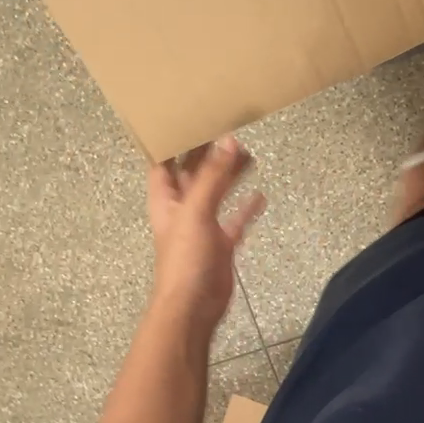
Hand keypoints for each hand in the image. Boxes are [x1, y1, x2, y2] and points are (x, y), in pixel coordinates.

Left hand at [147, 136, 266, 330]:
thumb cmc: (185, 259)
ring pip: (217, 193)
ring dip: (229, 175)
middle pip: (194, 173)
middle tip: (227, 126)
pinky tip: (260, 196)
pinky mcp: (221, 244)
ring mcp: (203, 226)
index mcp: (166, 199)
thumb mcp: (196, 211)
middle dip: (207, 153)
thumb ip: (213, 177)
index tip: (187, 115)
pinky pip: (235, 220)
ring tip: (247, 153)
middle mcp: (183, 209)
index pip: (164, 161)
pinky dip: (245, 208)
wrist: (194, 307)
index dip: (171, 140)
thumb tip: (229, 141)